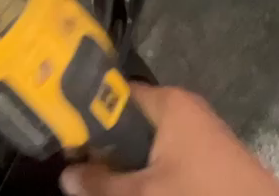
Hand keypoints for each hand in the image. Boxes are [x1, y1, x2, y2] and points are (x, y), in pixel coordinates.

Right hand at [62, 86, 278, 195]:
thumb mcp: (146, 195)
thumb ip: (103, 185)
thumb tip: (65, 176)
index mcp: (169, 102)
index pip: (113, 93)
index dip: (88, 115)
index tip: (69, 140)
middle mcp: (185, 109)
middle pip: (131, 121)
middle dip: (110, 148)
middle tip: (86, 172)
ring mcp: (202, 136)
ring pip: (151, 145)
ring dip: (132, 166)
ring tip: (110, 187)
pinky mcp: (214, 163)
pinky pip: (171, 160)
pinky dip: (155, 176)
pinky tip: (144, 193)